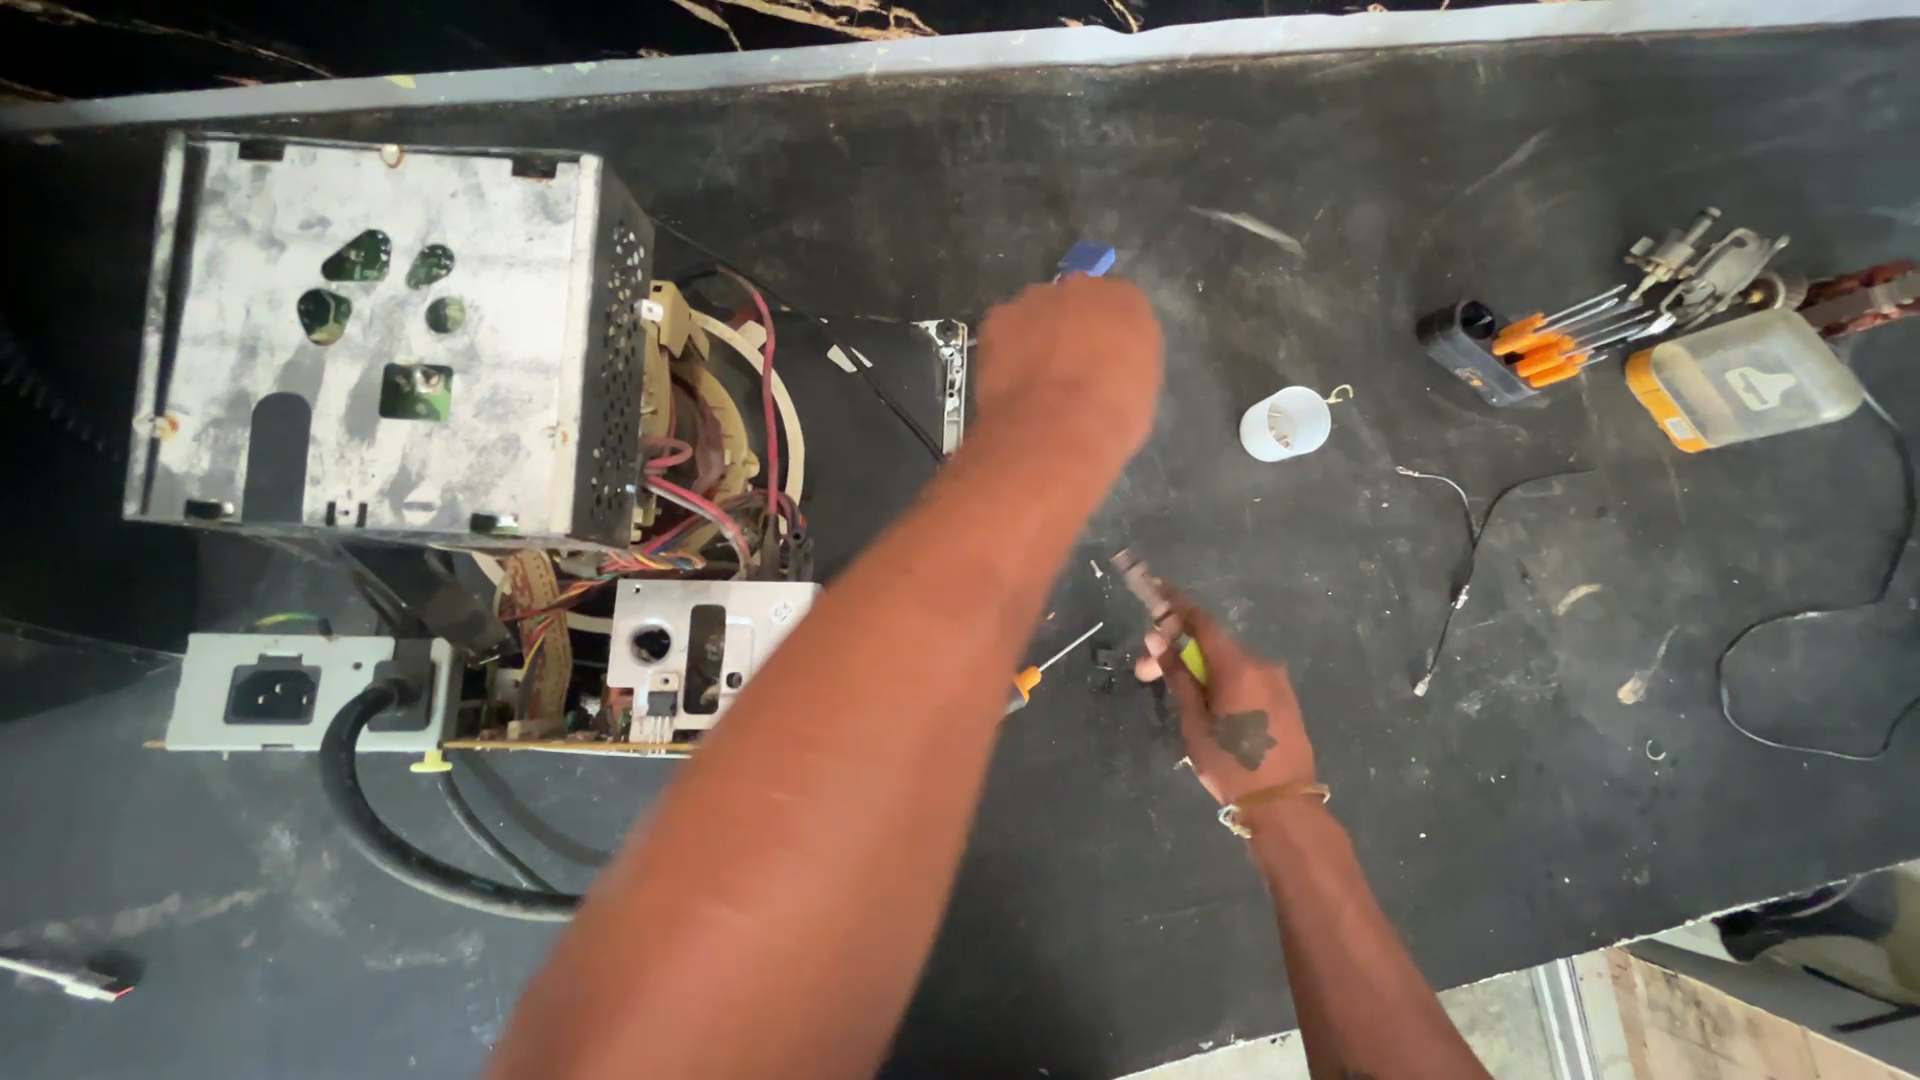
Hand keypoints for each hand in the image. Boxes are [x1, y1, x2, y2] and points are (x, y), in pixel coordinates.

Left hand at [974, 275, 1163, 454]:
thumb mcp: (1141, 392)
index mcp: (1128, 302)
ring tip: (1031, 380)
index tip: (1099, 364)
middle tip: (1064, 370)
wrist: (1056, 428)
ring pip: (1034, 314)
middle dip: (1068, 330)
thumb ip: (1124, 364)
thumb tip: (1107, 371)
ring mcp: (1036, 299)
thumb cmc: (1111, 417)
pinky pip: (1002, 332)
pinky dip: (1003, 351)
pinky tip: (1007, 381)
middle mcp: (1082, 288)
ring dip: (1033, 338)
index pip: (1118, 309)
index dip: (1105, 339)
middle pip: (1073, 303)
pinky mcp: (998, 318)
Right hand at [1139, 602, 1314, 806]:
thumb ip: (1178, 676)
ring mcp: (1276, 680)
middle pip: (1212, 642)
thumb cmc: (1230, 765)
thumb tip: (1158, 640)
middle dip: (1178, 649)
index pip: (1201, 620)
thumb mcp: (1194, 721)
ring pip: (1228, 660)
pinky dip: (1221, 678)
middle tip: (1145, 673)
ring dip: (1199, 666)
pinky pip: (1245, 675)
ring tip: (1176, 694)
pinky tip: (1206, 702)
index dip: (1175, 604)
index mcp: (1237, 665)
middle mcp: (1260, 663)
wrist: (1284, 806)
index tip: (1154, 589)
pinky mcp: (1283, 698)